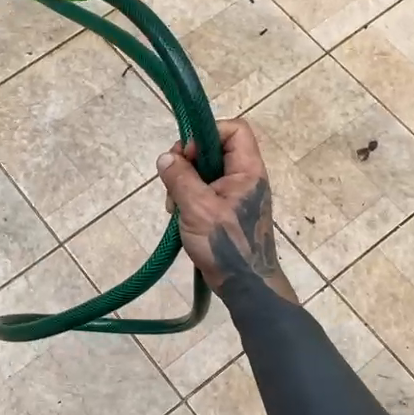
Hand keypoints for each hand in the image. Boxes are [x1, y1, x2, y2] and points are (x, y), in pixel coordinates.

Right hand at [156, 119, 295, 303]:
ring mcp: (236, 195)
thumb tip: (165, 158)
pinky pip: (205, 192)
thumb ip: (180, 179)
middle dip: (188, 161)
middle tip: (173, 181)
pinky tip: (179, 215)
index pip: (234, 129)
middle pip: (215, 149)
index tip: (187, 155)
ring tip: (174, 205)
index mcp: (248, 170)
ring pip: (206, 172)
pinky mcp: (227, 211)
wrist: (246, 285)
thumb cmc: (226, 245)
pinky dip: (189, 198)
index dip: (207, 133)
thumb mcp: (197, 208)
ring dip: (185, 182)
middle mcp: (245, 177)